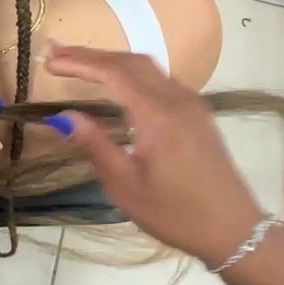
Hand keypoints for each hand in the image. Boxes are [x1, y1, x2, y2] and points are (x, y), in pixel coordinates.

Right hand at [46, 44, 265, 267]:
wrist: (235, 231)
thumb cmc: (175, 214)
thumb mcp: (125, 186)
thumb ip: (95, 145)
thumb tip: (65, 116)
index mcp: (157, 115)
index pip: (112, 73)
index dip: (79, 62)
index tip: (49, 61)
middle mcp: (176, 99)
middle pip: (130, 61)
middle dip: (91, 54)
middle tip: (56, 53)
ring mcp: (191, 104)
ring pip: (147, 67)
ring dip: (112, 60)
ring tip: (79, 62)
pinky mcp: (197, 113)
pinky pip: (160, 79)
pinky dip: (131, 72)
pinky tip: (116, 82)